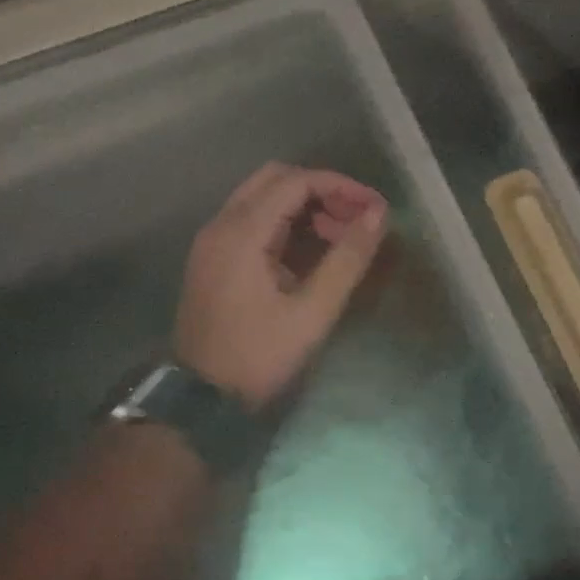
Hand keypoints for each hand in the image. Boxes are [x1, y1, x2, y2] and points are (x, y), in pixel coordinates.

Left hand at [173, 163, 387, 410]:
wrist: (200, 400)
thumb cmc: (258, 356)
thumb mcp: (313, 311)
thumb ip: (347, 258)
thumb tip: (379, 214)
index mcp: (241, 233)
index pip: (296, 182)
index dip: (342, 187)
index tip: (377, 208)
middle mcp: (221, 225)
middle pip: (277, 179)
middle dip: (324, 191)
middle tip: (358, 219)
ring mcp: (214, 242)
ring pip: (265, 197)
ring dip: (307, 206)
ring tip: (343, 237)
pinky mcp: (216, 259)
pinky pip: (256, 220)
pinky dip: (289, 222)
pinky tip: (315, 251)